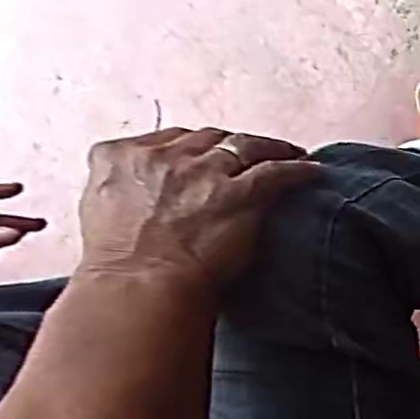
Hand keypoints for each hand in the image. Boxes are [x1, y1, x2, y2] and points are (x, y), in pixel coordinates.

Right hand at [77, 128, 320, 294]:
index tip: (220, 152)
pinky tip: (315, 172)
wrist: (141, 281)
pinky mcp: (240, 193)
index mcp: (120, 156)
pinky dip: (301, 170)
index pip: (173, 137)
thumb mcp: (104, 206)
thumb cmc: (122, 261)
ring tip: (294, 155)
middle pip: (212, 138)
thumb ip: (129, 187)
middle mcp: (163, 156)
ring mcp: (204, 172)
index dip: (203, 145)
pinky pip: (279, 171)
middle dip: (238, 144)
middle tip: (261, 153)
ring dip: (274, 149)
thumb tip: (147, 190)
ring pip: (247, 147)